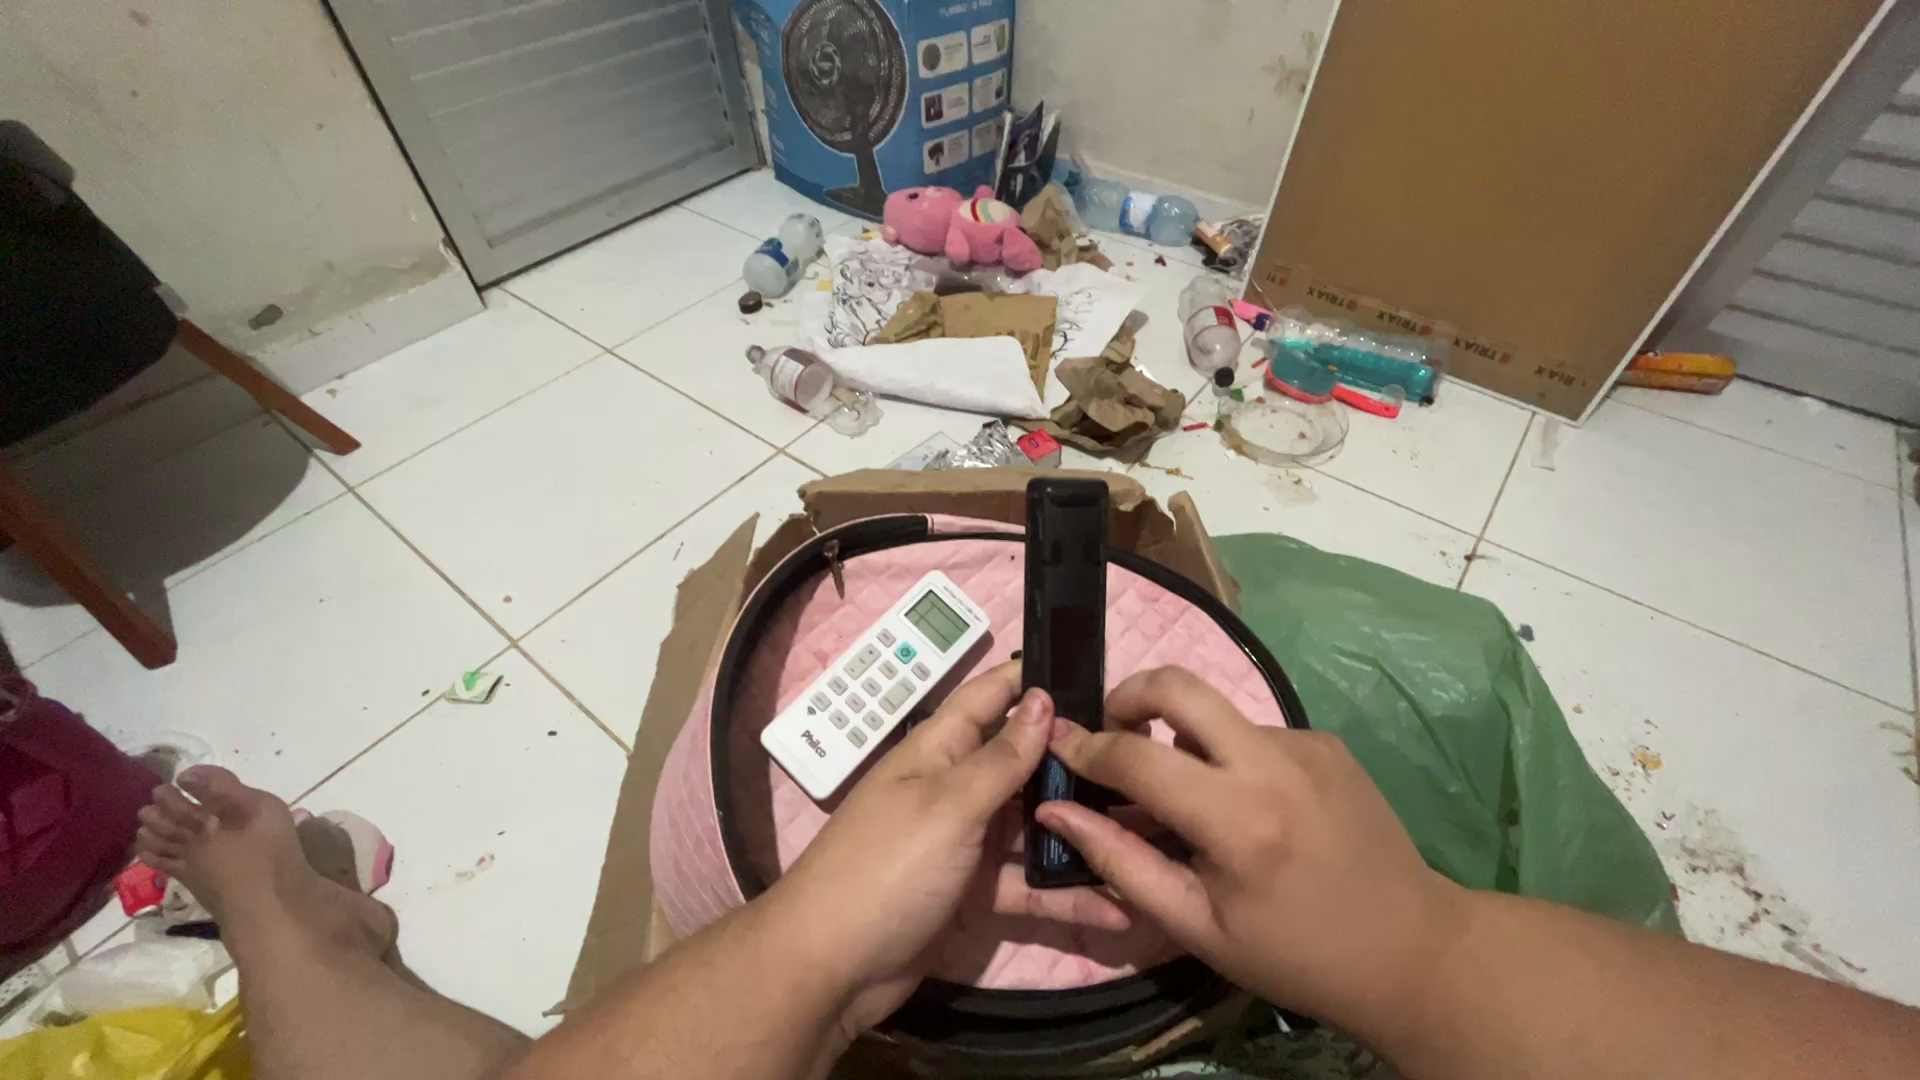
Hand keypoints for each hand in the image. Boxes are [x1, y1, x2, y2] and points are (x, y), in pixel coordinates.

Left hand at [760, 661, 1128, 1033]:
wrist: (830, 968)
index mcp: (941, 749)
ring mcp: (968, 842)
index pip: (991, 697)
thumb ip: (1001, 757)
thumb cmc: (888, 866)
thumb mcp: (948, 805)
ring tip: (1148, 830)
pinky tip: (1119, 905)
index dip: (1033, 680)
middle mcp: (957, 787)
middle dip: (1074, 759)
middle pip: (1023, 762)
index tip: (1093, 674)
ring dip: (1080, 830)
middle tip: (1142, 760)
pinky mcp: (977, 893)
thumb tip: (1041, 698)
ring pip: (1034, 825)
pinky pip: (1029, 885)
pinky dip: (1067, 896)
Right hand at [1035, 667, 1467, 1029]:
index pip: (1138, 757)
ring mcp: (1305, 743)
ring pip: (1214, 711)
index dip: (1087, 747)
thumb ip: (1120, 861)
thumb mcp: (1196, 925)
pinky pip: (1251, 730)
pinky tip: (1246, 803)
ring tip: (1188, 791)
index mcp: (1238, 822)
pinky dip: (1227, 753)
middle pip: (1179, 685)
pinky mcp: (1325, 740)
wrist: (1415, 951)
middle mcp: (1272, 764)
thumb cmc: (1294, 953)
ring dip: (1182, 735)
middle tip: (1113, 728)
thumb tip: (1056, 810)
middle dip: (1129, 694)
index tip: (1059, 743)